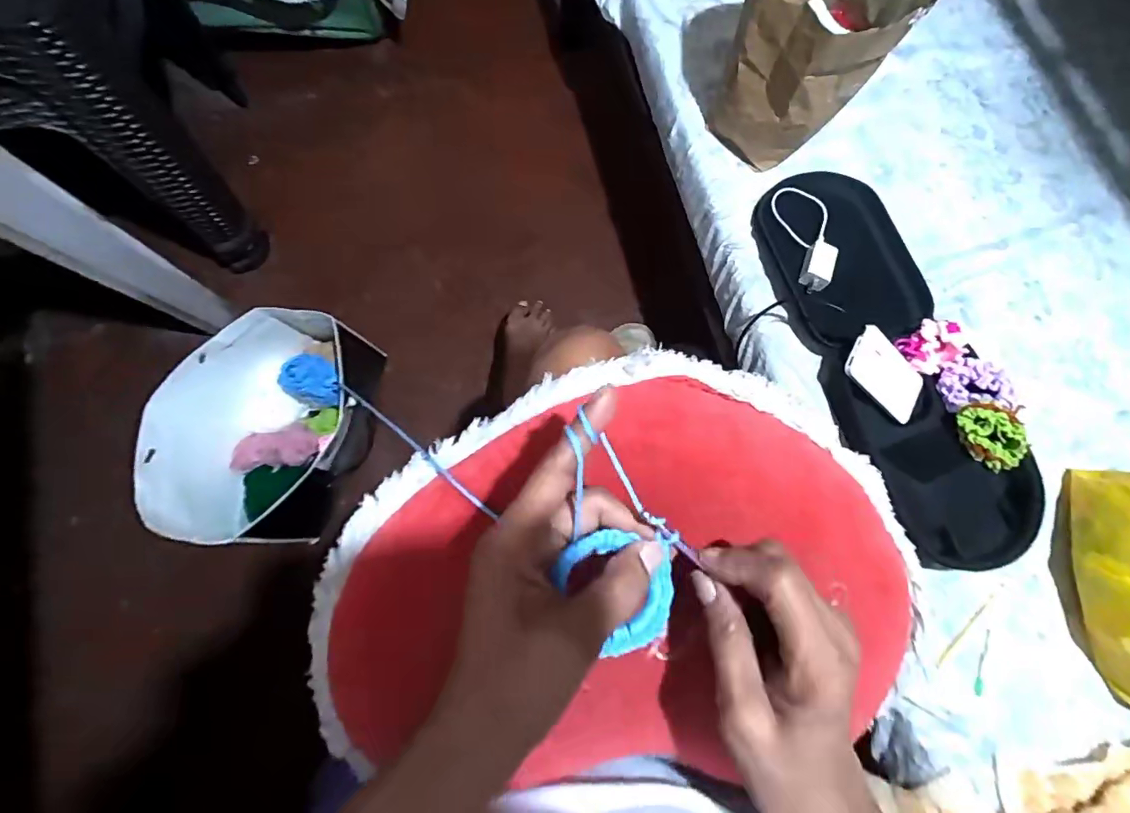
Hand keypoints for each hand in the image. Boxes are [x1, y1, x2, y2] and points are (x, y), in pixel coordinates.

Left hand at [431, 388, 664, 765]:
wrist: (476, 737)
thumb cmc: (518, 682)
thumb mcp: (576, 634)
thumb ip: (618, 585)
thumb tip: (652, 551)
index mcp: (518, 537)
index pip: (556, 469)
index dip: (585, 429)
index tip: (609, 392)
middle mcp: (518, 537)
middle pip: (579, 505)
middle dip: (619, 521)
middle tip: (654, 557)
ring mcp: (522, 560)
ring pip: (580, 531)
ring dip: (613, 545)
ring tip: (643, 575)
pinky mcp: (530, 582)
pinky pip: (573, 555)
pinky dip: (601, 563)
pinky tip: (625, 582)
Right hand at [694, 540, 874, 812]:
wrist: (821, 790)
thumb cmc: (777, 762)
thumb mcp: (740, 715)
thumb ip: (726, 643)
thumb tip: (705, 580)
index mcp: (820, 655)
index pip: (781, 579)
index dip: (737, 561)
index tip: (696, 563)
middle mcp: (837, 627)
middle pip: (784, 563)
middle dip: (738, 559)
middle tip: (701, 577)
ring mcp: (838, 621)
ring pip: (785, 565)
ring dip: (745, 567)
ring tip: (714, 588)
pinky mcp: (830, 621)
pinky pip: (788, 581)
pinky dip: (756, 579)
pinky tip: (737, 603)